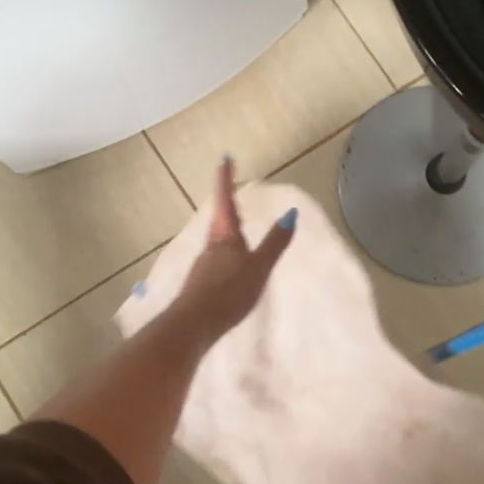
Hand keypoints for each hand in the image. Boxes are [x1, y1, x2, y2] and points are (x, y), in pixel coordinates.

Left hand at [165, 157, 294, 341]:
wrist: (193, 325)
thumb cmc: (228, 292)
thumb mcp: (258, 267)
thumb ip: (274, 243)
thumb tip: (290, 213)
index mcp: (224, 235)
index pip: (225, 200)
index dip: (225, 179)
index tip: (224, 158)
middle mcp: (210, 245)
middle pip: (219, 219)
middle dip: (226, 206)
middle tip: (231, 194)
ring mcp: (204, 265)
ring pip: (216, 240)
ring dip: (226, 231)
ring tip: (236, 229)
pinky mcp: (201, 283)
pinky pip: (216, 260)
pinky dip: (225, 254)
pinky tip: (230, 267)